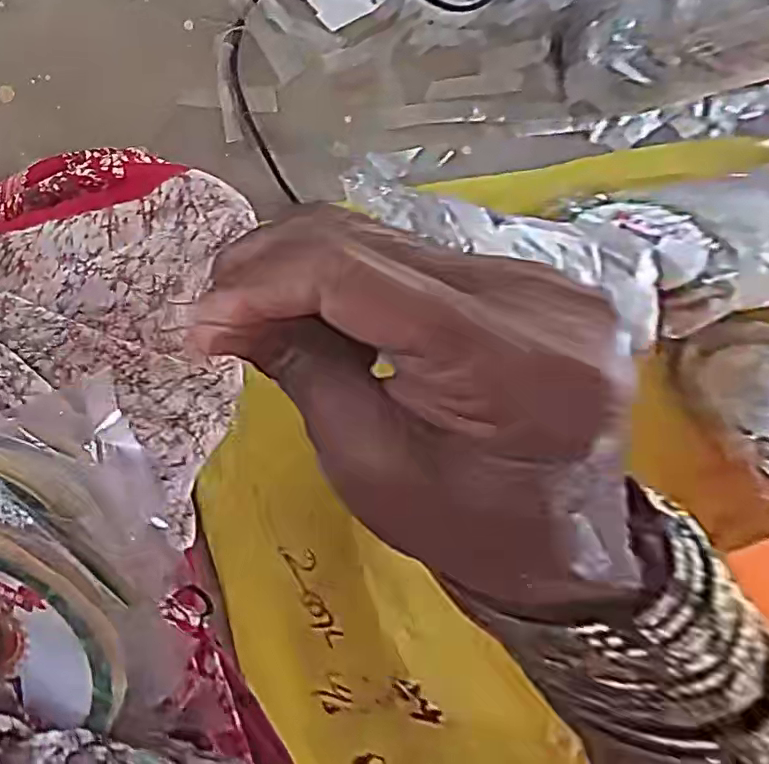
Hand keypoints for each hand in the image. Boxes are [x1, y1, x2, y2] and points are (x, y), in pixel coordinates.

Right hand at [188, 206, 642, 616]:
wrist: (566, 538)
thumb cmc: (467, 527)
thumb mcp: (367, 463)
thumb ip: (298, 369)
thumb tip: (217, 316)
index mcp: (512, 362)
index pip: (355, 277)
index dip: (262, 286)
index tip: (202, 321)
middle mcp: (526, 293)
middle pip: (353, 239)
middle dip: (261, 269)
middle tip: (212, 316)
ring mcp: (519, 271)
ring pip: (361, 230)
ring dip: (282, 262)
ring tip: (240, 307)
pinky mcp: (497, 269)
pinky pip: (382, 246)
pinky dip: (317, 268)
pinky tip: (289, 300)